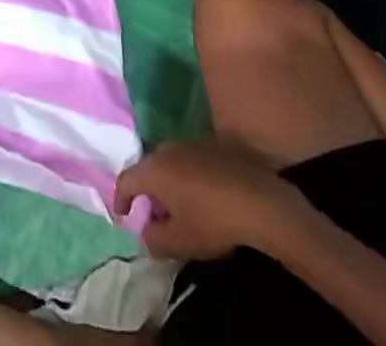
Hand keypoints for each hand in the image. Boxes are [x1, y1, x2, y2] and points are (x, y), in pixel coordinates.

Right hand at [115, 140, 306, 260]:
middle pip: (147, 171)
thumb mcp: (180, 241)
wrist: (264, 203)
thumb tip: (145, 235)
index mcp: (151, 169)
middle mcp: (166, 150)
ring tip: (182, 207)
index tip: (124, 216)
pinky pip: (192, 162)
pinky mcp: (214, 147)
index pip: (125, 182)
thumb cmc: (214, 221)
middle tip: (157, 216)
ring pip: (170, 164)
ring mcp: (191, 144)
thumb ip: (153, 240)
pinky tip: (206, 196)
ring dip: (170, 184)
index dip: (121, 200)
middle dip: (148, 193)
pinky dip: (190, 177)